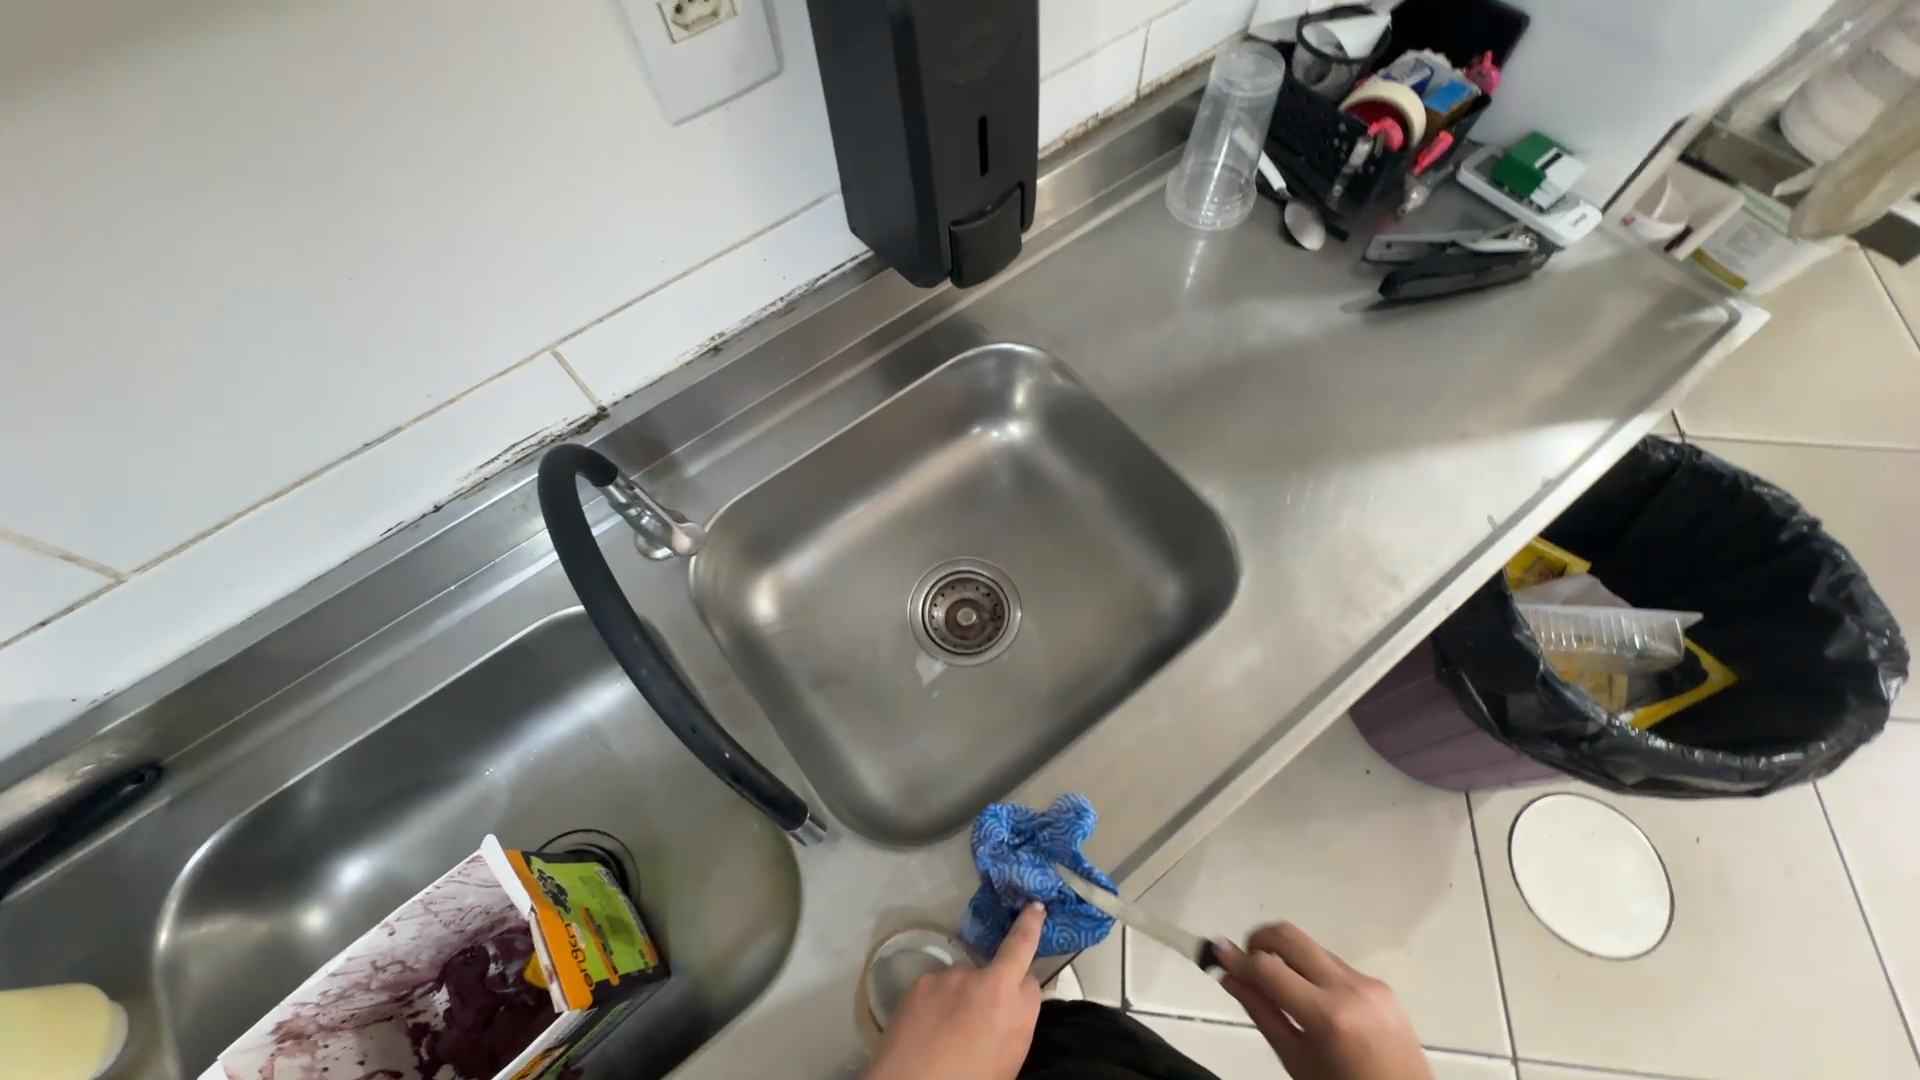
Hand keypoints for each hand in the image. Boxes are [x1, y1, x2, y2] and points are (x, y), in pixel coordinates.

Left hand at [864, 902, 1046, 1079]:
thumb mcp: (1010, 1059)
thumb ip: (1015, 1020)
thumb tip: (1011, 1005)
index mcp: (1016, 1005)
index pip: (1031, 955)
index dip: (1031, 934)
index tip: (1034, 909)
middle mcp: (987, 980)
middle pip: (1001, 964)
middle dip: (1000, 970)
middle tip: (986, 1001)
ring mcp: (952, 976)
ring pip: (964, 978)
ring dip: (962, 994)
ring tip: (947, 1026)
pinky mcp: (923, 980)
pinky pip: (937, 987)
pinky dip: (936, 1002)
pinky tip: (927, 1026)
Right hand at [1215, 923, 1433, 1079]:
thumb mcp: (1297, 1061)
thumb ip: (1262, 1012)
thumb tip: (1229, 977)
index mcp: (1327, 1016)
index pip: (1268, 969)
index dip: (1237, 959)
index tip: (1215, 951)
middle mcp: (1349, 988)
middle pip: (1290, 936)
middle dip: (1260, 939)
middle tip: (1246, 961)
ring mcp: (1368, 983)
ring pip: (1311, 948)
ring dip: (1288, 958)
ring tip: (1281, 989)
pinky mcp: (1381, 985)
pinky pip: (1335, 965)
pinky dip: (1313, 972)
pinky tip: (1314, 1001)